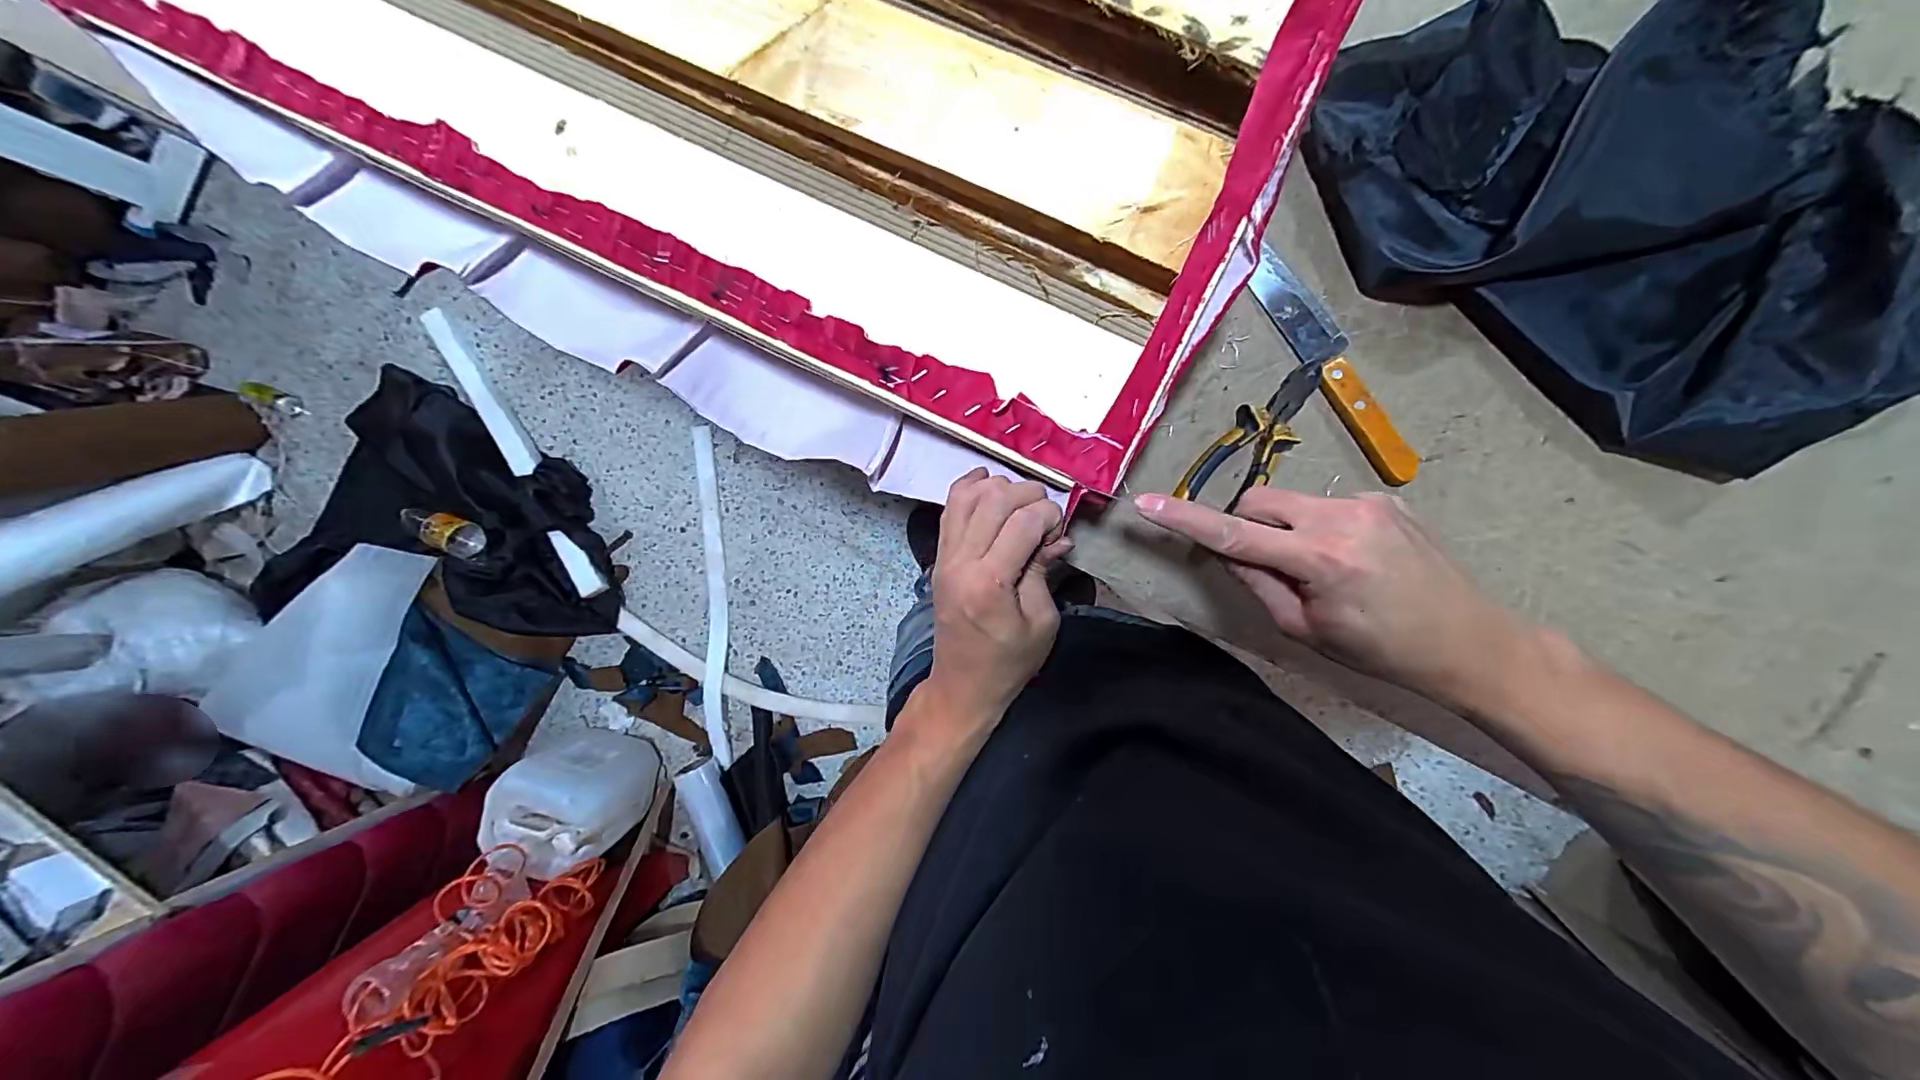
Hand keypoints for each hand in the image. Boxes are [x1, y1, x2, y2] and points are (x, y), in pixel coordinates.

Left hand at [919, 469, 1071, 728]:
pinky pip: (949, 508)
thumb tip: (1055, 535)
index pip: (1022, 521)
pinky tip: (990, 484)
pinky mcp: (939, 557)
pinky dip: (970, 488)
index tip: (1060, 533)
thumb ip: (1043, 570)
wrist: (963, 685)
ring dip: (1000, 487)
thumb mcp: (1042, 623)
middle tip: (1045, 518)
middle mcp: (960, 561)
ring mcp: (944, 557)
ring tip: (1021, 505)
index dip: (1050, 515)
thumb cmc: (1008, 662)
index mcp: (989, 582)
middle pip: (994, 497)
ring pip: (967, 494)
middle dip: (1029, 495)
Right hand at [1134, 488, 1538, 706]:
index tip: (1149, 505)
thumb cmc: (1383, 650)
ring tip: (1316, 570)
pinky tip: (1347, 560)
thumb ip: (1259, 583)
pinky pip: (1325, 506)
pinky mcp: (1385, 500)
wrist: (1470, 642)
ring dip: (1283, 529)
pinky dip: (1315, 528)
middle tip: (1260, 566)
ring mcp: (1369, 503)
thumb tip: (1226, 551)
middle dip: (1244, 526)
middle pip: (1259, 503)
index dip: (1186, 519)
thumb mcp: (1306, 628)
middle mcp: (1344, 518)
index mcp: (1322, 559)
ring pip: (1291, 503)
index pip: (1235, 534)